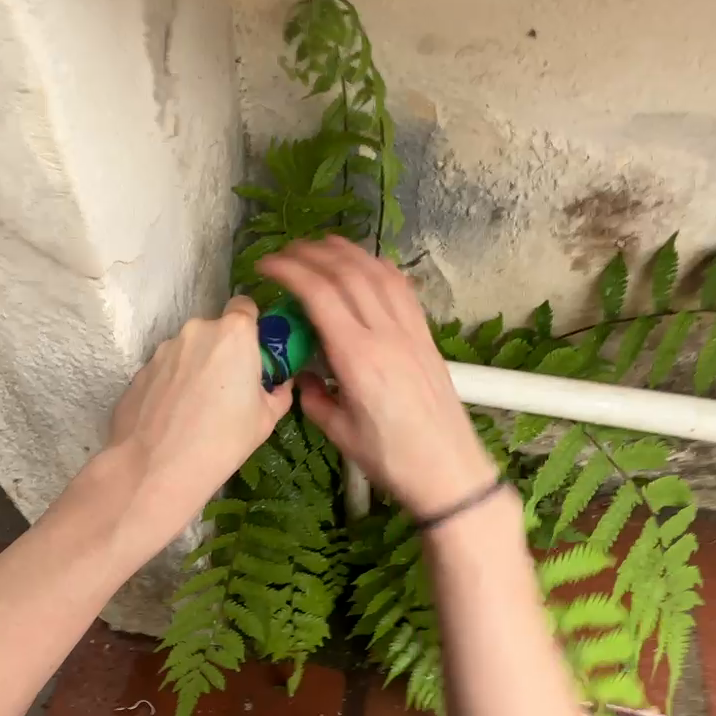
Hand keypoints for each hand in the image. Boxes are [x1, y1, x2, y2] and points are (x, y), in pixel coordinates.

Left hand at [108, 297, 292, 535]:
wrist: (154, 467)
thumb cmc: (223, 440)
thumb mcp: (267, 419)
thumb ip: (279, 391)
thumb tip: (280, 384)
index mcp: (233, 333)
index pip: (245, 306)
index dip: (252, 326)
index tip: (253, 353)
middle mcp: (196, 330)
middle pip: (215, 330)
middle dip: (223, 351)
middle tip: (228, 388)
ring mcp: (163, 349)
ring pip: (188, 350)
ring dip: (196, 367)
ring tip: (197, 407)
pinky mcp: (140, 370)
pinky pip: (166, 369)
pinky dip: (173, 384)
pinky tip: (174, 415)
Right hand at [257, 237, 496, 516]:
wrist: (448, 471)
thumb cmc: (391, 458)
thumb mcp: (339, 432)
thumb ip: (314, 399)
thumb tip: (303, 377)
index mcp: (357, 357)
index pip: (320, 295)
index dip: (290, 271)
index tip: (266, 265)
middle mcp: (386, 334)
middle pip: (347, 274)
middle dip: (313, 254)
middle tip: (286, 252)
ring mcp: (411, 332)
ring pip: (378, 274)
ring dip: (347, 253)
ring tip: (322, 244)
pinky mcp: (426, 337)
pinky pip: (403, 290)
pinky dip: (381, 268)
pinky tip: (368, 264)